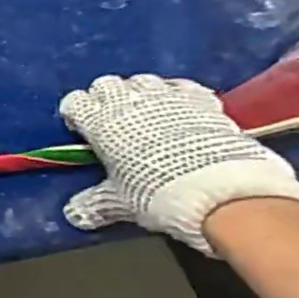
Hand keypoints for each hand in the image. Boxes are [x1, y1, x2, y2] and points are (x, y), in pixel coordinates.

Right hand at [58, 74, 298, 254]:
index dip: (77, 114)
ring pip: (144, 81)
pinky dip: (179, 95)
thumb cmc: (157, 191)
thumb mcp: (120, 202)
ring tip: (148, 114)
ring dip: (142, 93)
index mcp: (99, 122)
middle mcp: (128, 102)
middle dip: (106, 98)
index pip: (75, 102)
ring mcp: (166, 98)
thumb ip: (95, 204)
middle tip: (114, 121)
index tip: (83, 130)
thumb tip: (74, 216)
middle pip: (106, 85)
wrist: (224, 192)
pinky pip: (183, 87)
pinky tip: (183, 111)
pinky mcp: (202, 101)